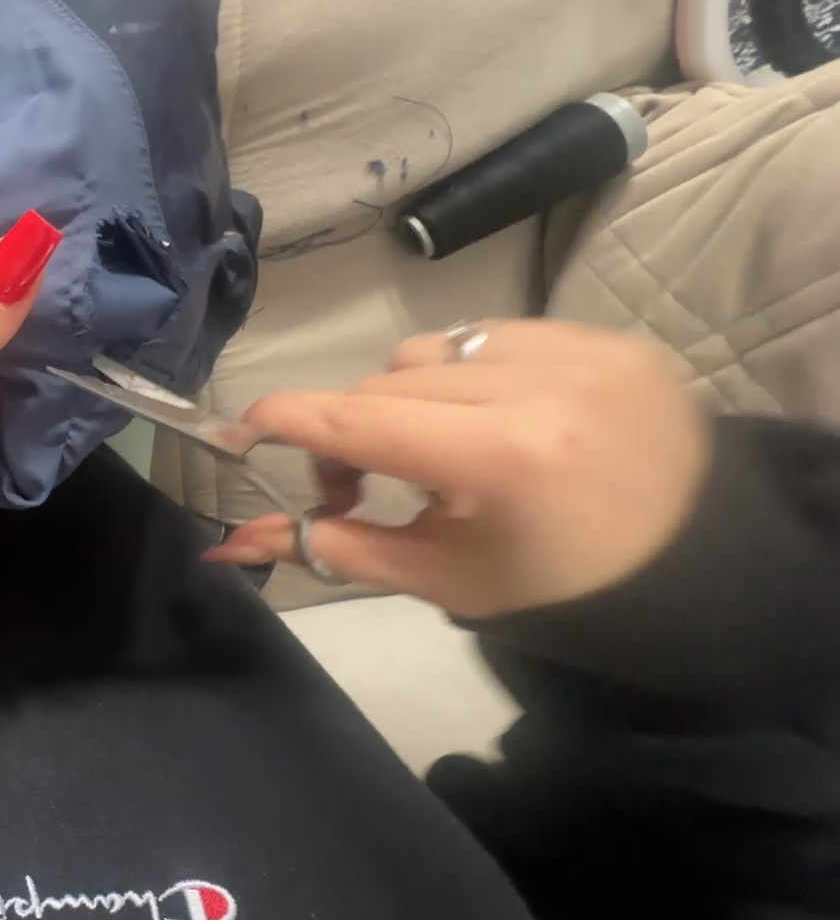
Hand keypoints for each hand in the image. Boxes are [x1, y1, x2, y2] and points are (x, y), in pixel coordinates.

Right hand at [204, 321, 711, 618]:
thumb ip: (322, 547)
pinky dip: (456, 375)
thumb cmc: (547, 583)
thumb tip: (223, 548)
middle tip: (356, 486)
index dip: (284, 421)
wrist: (695, 563)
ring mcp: (580, 352)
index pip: (356, 420)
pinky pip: (478, 336)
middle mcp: (540, 386)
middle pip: (377, 387)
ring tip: (430, 446)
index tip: (239, 433)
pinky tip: (483, 416)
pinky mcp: (603, 336)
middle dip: (347, 435)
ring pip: (421, 354)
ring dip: (399, 398)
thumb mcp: (429, 575)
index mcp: (500, 459)